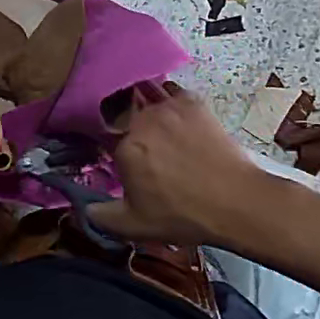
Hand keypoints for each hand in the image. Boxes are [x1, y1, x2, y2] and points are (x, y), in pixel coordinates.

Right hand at [89, 83, 264, 246]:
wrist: (236, 202)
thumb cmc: (183, 215)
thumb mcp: (134, 226)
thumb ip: (100, 215)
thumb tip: (83, 206)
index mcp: (124, 146)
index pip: (101, 133)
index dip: (104, 140)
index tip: (111, 151)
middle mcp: (142, 120)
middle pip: (121, 111)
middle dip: (123, 122)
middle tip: (137, 142)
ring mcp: (168, 107)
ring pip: (146, 97)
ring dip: (145, 108)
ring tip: (155, 126)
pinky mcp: (192, 103)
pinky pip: (172, 93)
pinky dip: (170, 101)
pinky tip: (176, 115)